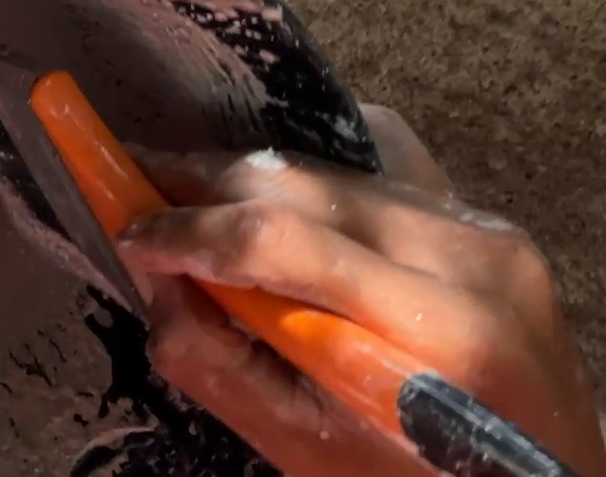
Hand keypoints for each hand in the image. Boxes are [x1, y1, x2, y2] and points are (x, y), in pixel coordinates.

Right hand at [116, 105, 605, 476]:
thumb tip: (145, 264)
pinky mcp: (478, 213)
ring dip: (236, 178)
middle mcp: (464, 256)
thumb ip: (206, 353)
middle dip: (194, 182)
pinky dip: (297, 172)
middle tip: (136, 187)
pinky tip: (271, 196)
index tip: (126, 231)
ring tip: (187, 195)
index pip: (276, 239)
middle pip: (288, 182)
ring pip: (314, 166)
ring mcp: (479, 224)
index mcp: (434, 333)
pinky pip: (362, 158)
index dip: (186, 227)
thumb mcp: (295, 445)